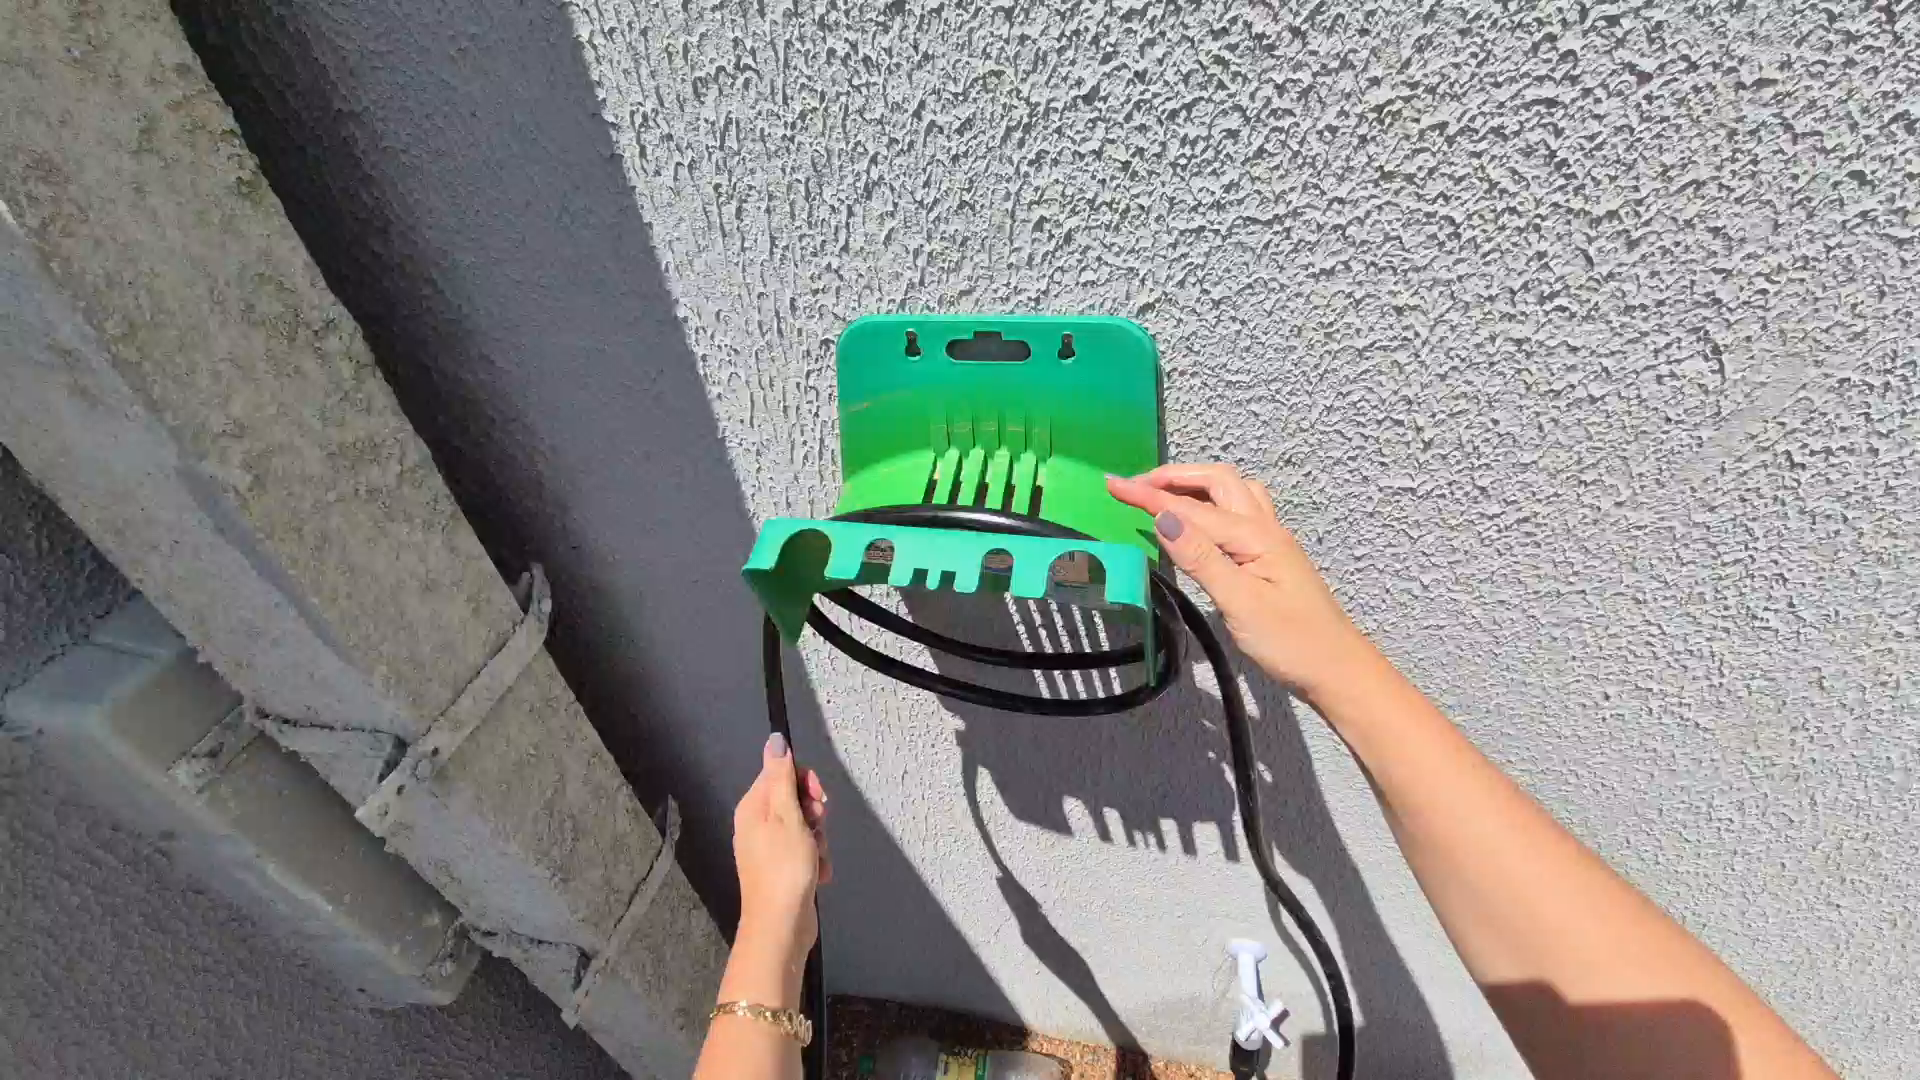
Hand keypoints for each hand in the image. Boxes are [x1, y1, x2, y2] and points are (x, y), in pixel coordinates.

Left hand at [732, 733, 829, 988]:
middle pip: (795, 798)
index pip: (781, 771)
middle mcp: (757, 823)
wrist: (781, 926)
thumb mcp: (787, 816)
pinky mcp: (782, 867)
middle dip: (814, 812)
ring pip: (805, 824)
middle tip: (817, 827)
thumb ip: (782, 777)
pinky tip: (818, 872)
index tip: (817, 800)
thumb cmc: (784, 868)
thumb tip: (775, 740)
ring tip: (817, 856)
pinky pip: (805, 849)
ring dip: (819, 838)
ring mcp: (769, 847)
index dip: (805, 782)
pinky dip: (816, 858)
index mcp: (753, 807)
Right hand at [1107, 464, 1369, 697]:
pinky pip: (1238, 511)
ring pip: (1232, 492)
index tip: (1112, 485)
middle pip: (1217, 481)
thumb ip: (1201, 558)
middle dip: (1173, 477)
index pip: (1190, 508)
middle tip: (1136, 486)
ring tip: (1163, 495)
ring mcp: (1270, 541)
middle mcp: (1264, 529)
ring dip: (1195, 484)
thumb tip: (1163, 518)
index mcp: (1254, 536)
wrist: (1337, 671)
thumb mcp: (1240, 602)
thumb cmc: (1290, 642)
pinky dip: (1210, 503)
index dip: (1149, 494)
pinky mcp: (1270, 556)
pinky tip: (1198, 521)